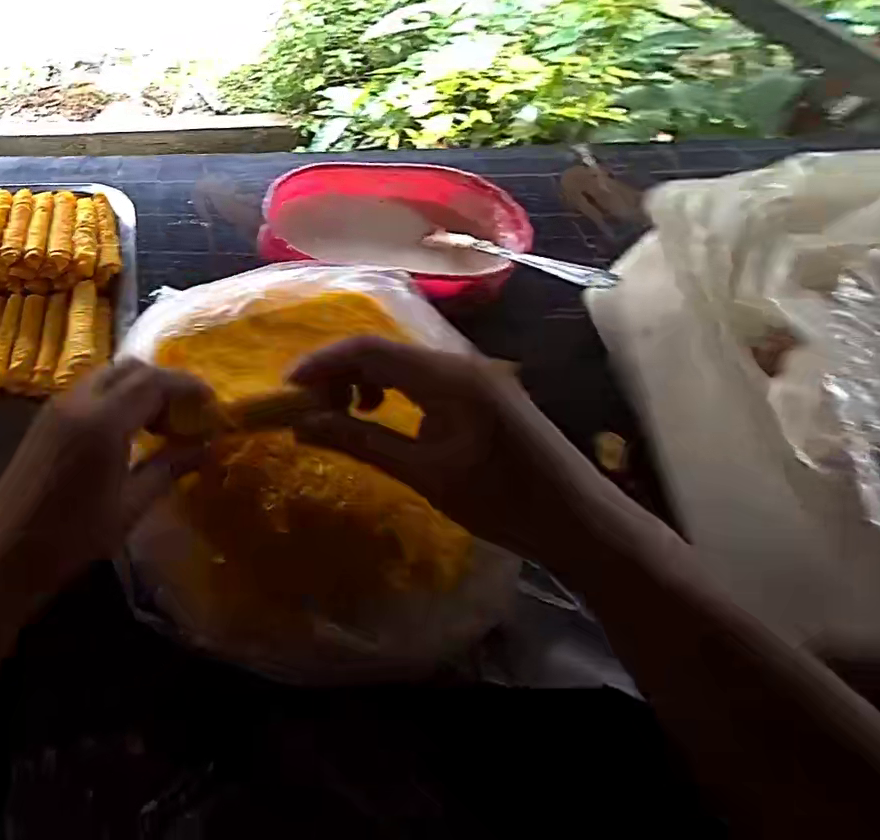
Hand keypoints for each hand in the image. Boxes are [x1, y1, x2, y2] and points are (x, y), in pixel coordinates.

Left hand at [0, 359, 214, 600]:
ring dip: (137, 388)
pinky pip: (88, 390)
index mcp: (101, 421)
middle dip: (163, 383)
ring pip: (106, 375)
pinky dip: (114, 397)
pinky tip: (127, 431)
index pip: (152, 381)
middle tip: (186, 417)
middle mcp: (76, 401)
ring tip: (160, 426)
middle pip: (129, 368)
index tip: (212, 404)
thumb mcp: (131, 505)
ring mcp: (56, 405)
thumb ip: (168, 468)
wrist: (9, 545)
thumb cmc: (74, 535)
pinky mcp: (45, 416)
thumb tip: (205, 447)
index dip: (187, 386)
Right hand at [287, 337, 619, 566]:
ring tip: (339, 413)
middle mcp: (459, 364)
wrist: (592, 530)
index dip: (319, 363)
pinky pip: (414, 374)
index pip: (366, 349)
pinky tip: (376, 412)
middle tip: (307, 408)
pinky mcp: (478, 390)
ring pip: (394, 360)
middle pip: (377, 349)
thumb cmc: (506, 504)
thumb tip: (299, 426)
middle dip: (334, 373)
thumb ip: (357, 441)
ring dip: (356, 379)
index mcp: (448, 378)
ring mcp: (472, 375)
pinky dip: (383, 387)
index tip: (287, 390)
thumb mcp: (423, 474)